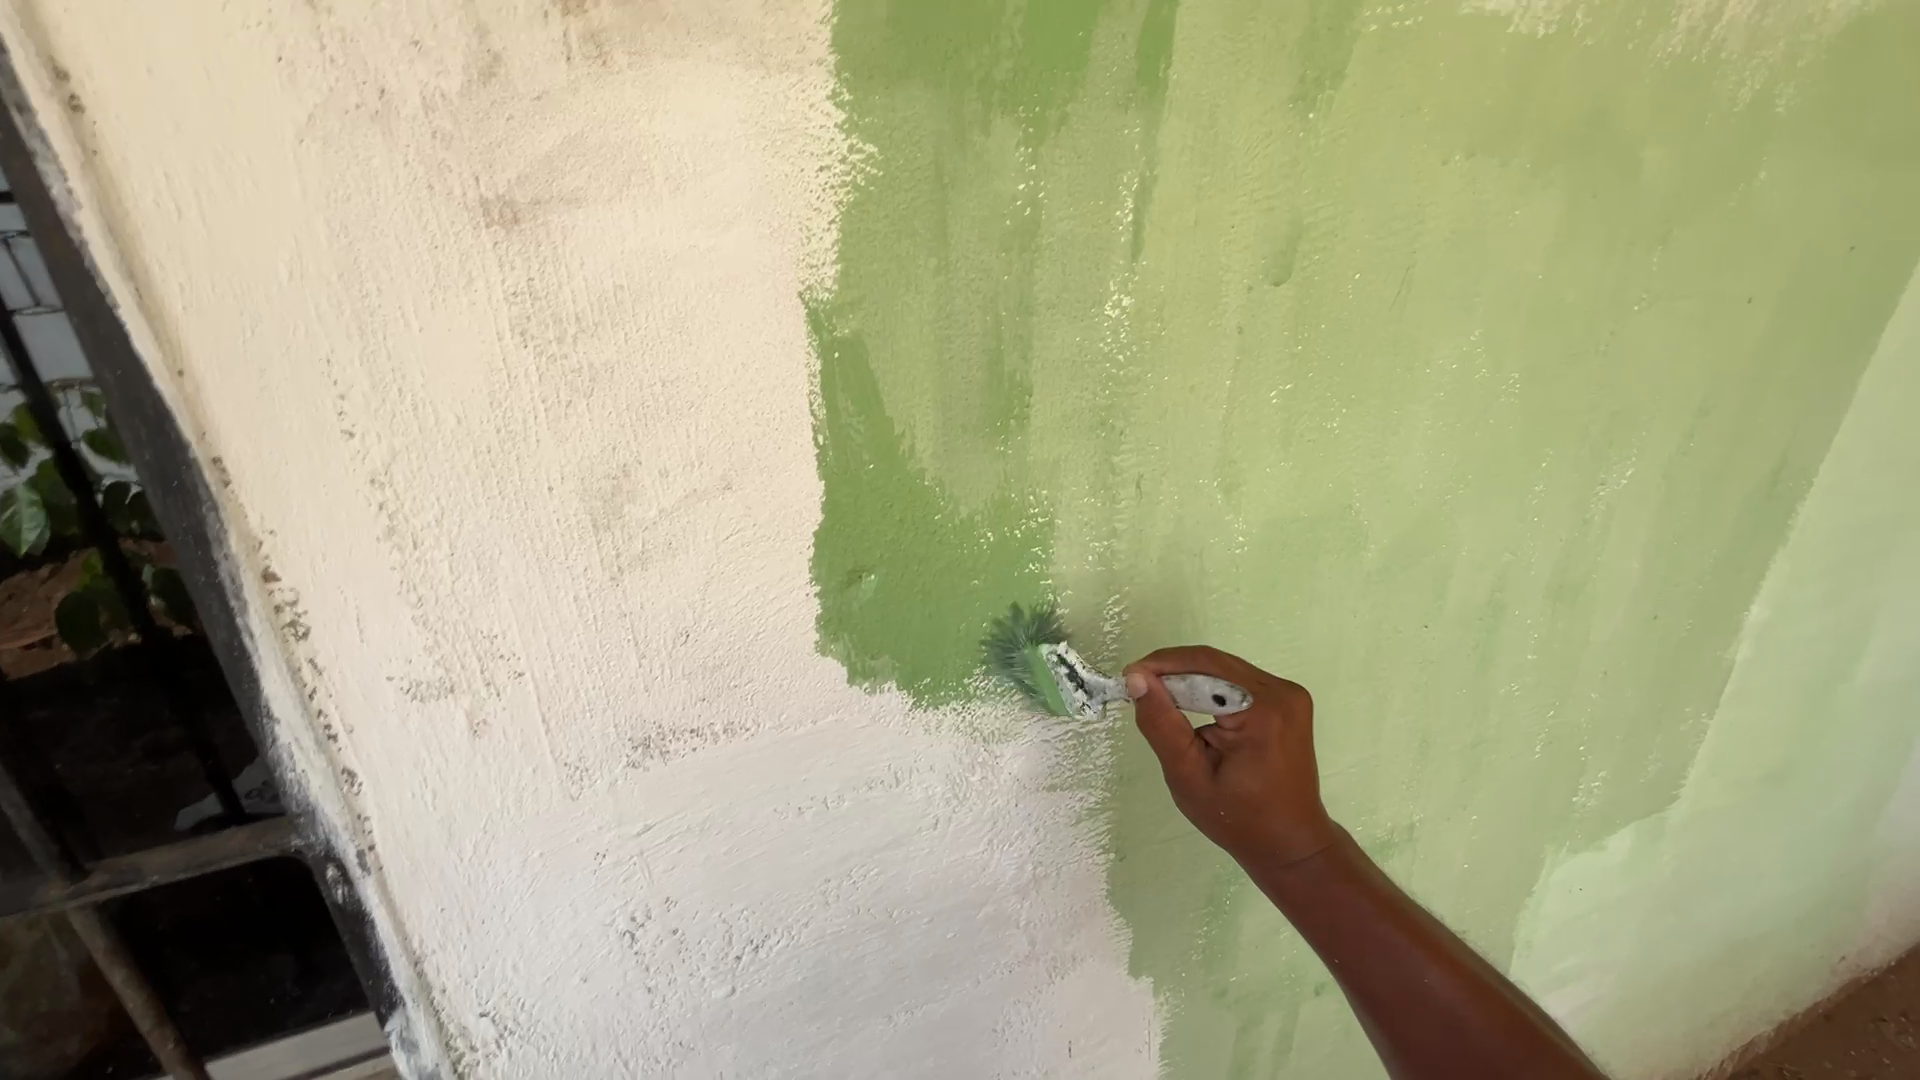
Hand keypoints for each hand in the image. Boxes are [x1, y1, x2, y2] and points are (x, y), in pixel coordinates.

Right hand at [1124, 646, 1339, 869]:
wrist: (1289, 842)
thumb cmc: (1237, 818)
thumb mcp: (1187, 775)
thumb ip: (1160, 723)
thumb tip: (1136, 678)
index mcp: (1263, 710)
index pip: (1203, 666)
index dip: (1162, 666)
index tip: (1128, 679)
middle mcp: (1282, 692)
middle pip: (1214, 663)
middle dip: (1172, 672)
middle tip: (1138, 689)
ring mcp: (1288, 694)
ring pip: (1224, 669)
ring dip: (1189, 679)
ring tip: (1159, 699)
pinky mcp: (1287, 700)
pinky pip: (1236, 680)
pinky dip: (1208, 688)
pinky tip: (1189, 705)